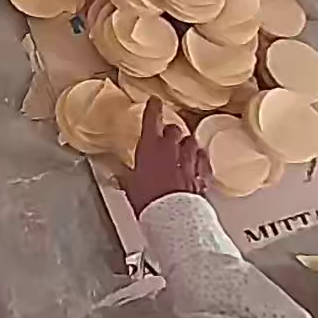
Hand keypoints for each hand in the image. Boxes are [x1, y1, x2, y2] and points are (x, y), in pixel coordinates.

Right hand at [122, 98, 208, 212]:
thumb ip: (125, 177)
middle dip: (170, 131)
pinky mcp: (200, 173)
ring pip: (191, 142)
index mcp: (151, 146)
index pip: (153, 118)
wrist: (173, 217)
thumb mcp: (130, 187)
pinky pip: (201, 161)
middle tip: (166, 135)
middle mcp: (171, 148)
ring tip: (182, 149)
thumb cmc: (148, 200)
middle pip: (175, 130)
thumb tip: (117, 175)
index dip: (154, 107)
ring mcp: (188, 160)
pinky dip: (197, 160)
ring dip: (186, 144)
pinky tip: (194, 165)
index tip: (154, 101)